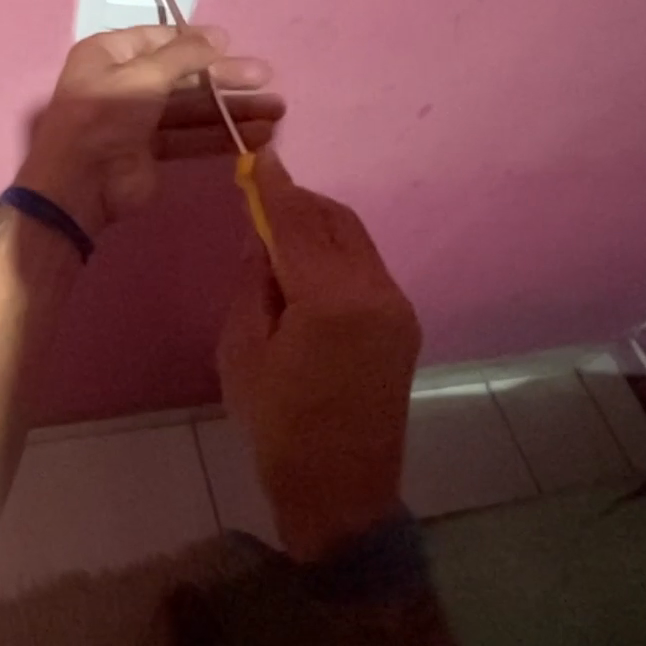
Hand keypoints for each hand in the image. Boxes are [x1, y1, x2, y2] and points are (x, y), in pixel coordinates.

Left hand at [14, 25, 281, 234]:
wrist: (80, 184)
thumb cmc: (106, 116)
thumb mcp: (143, 76)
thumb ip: (184, 56)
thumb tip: (219, 36)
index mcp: (109, 54)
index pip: (159, 39)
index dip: (196, 42)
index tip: (232, 43)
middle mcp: (124, 81)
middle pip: (182, 75)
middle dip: (225, 77)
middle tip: (266, 77)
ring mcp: (138, 118)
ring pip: (191, 108)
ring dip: (231, 109)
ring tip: (276, 110)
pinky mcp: (152, 150)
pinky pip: (190, 137)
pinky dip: (220, 136)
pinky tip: (257, 136)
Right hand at [217, 151, 421, 561]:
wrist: (341, 489)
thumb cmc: (277, 423)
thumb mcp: (242, 349)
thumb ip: (254, 283)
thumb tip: (261, 239)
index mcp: (329, 300)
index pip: (296, 223)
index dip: (272, 187)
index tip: (256, 156)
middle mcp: (373, 291)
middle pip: (334, 220)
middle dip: (297, 200)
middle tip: (259, 198)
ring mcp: (396, 306)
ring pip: (354, 238)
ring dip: (317, 223)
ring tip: (279, 233)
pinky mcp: (403, 321)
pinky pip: (364, 263)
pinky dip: (334, 249)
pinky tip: (306, 267)